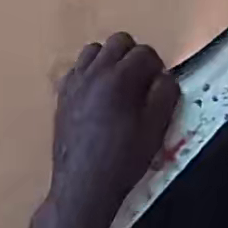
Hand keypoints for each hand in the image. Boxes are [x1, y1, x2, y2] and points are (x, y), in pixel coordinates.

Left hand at [47, 32, 180, 227]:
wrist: (83, 185)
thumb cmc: (124, 159)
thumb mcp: (155, 129)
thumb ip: (165, 95)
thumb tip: (164, 77)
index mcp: (119, 79)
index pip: (144, 52)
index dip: (157, 66)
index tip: (159, 84)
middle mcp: (94, 72)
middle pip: (118, 41)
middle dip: (134, 56)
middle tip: (141, 80)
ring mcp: (75, 82)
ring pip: (94, 50)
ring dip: (110, 60)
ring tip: (118, 84)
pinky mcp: (62, 94)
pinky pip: (77, 68)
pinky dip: (90, 72)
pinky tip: (97, 94)